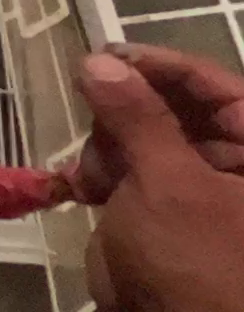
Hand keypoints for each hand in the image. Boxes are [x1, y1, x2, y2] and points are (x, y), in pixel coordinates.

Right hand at [74, 43, 243, 201]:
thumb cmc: (203, 260)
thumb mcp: (170, 185)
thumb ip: (136, 118)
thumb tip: (96, 59)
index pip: (226, 91)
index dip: (167, 67)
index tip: (104, 55)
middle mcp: (242, 168)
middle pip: (177, 109)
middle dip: (124, 117)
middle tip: (94, 128)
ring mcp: (206, 187)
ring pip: (143, 134)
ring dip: (107, 148)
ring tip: (94, 177)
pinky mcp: (169, 203)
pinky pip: (130, 163)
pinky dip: (103, 170)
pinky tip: (88, 189)